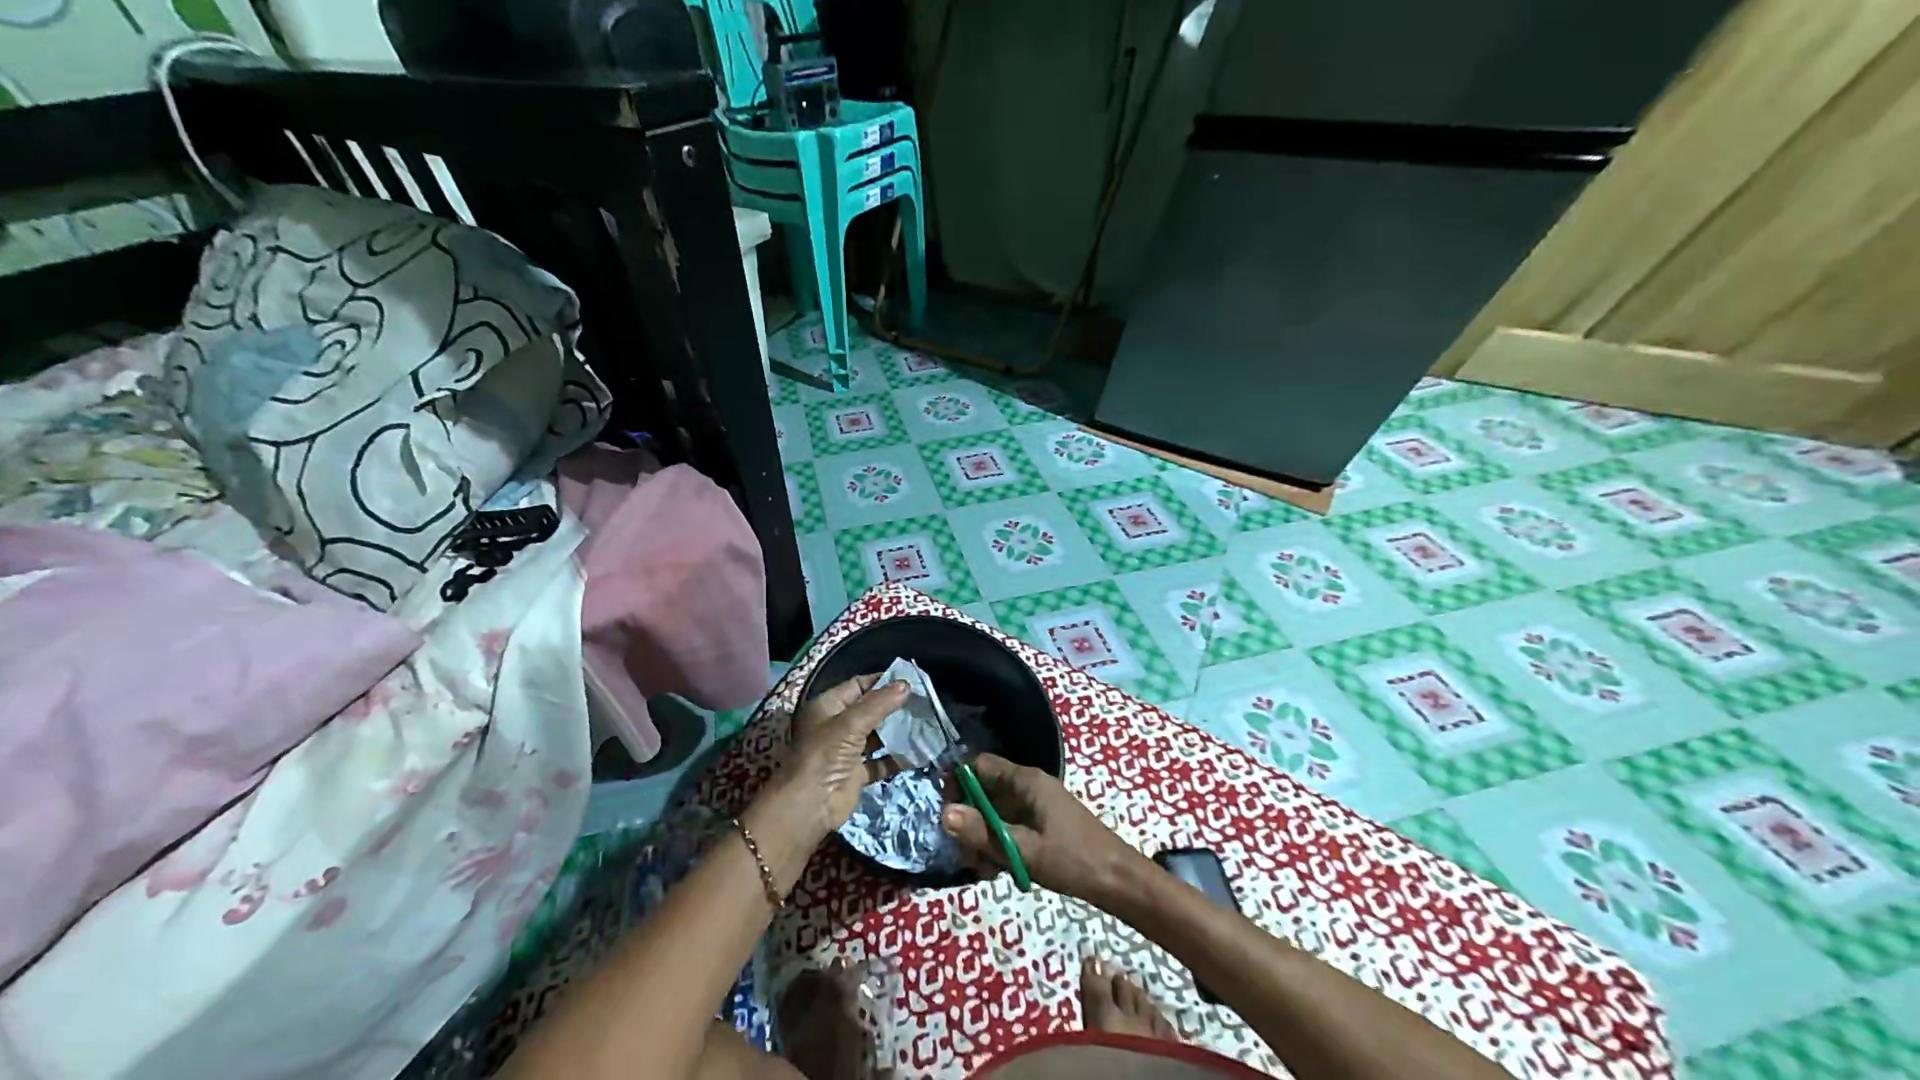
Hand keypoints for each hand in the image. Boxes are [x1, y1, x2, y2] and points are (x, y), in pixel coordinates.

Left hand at [765, 675, 907, 840]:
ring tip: (925, 723)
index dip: (881, 681)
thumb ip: (879, 703)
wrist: (809, 805)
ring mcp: (846, 750)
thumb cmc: (825, 755)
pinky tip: (918, 752)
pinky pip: (880, 761)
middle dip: (894, 706)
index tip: (910, 680)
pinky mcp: (856, 773)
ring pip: (876, 735)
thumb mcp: (851, 723)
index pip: (857, 685)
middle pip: (869, 710)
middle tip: (923, 701)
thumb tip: (906, 684)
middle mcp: (837, 725)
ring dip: (897, 731)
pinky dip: (896, 758)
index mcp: (828, 706)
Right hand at [941, 753, 1146, 901]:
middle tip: (964, 853)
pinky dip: (997, 844)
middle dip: (968, 820)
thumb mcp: (1023, 849)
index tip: (946, 815)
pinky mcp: (1039, 823)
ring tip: (982, 869)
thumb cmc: (1072, 859)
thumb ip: (983, 832)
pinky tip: (997, 870)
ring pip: (993, 812)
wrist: (1117, 880)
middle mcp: (1028, 785)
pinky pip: (1007, 825)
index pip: (978, 765)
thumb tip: (944, 815)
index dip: (957, 784)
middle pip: (983, 790)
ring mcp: (1034, 804)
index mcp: (1026, 780)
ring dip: (982, 837)